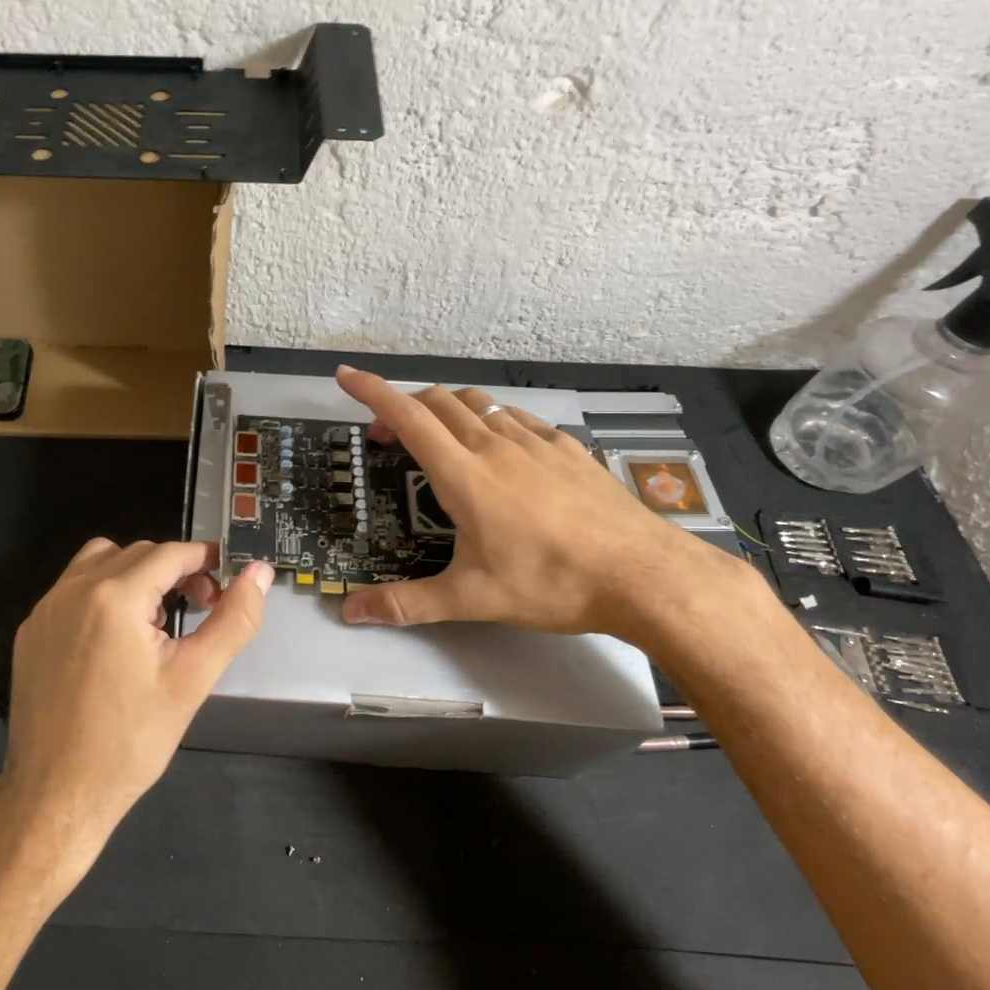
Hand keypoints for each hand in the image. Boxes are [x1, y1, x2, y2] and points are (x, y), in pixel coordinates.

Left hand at [0, 539, 272, 855]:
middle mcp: (72, 591)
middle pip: (136, 554)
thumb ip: (232, 621)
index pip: (169, 553)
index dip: (204, 560)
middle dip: (174, 570)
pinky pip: (71, 590)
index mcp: (114, 597)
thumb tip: (259, 575)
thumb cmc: (131, 742)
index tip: (225, 580)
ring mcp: (45, 610)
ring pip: (98, 562)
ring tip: (155, 622)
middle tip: (201, 606)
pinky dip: (101, 595)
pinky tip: (117, 642)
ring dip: (134, 575)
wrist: (58, 795)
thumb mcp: (193, 680)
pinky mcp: (30, 632)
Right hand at [335, 365, 745, 637]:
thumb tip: (352, 613)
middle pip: (439, 402)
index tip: (346, 376)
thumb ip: (406, 603)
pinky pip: (519, 419)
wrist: (643, 575)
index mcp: (465, 475)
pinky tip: (501, 448)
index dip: (372, 392)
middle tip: (386, 438)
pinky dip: (493, 421)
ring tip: (440, 441)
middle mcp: (497, 446)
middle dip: (403, 407)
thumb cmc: (551, 583)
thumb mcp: (471, 599)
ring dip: (448, 411)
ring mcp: (537, 444)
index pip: (408, 418)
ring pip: (481, 405)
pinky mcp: (569, 451)